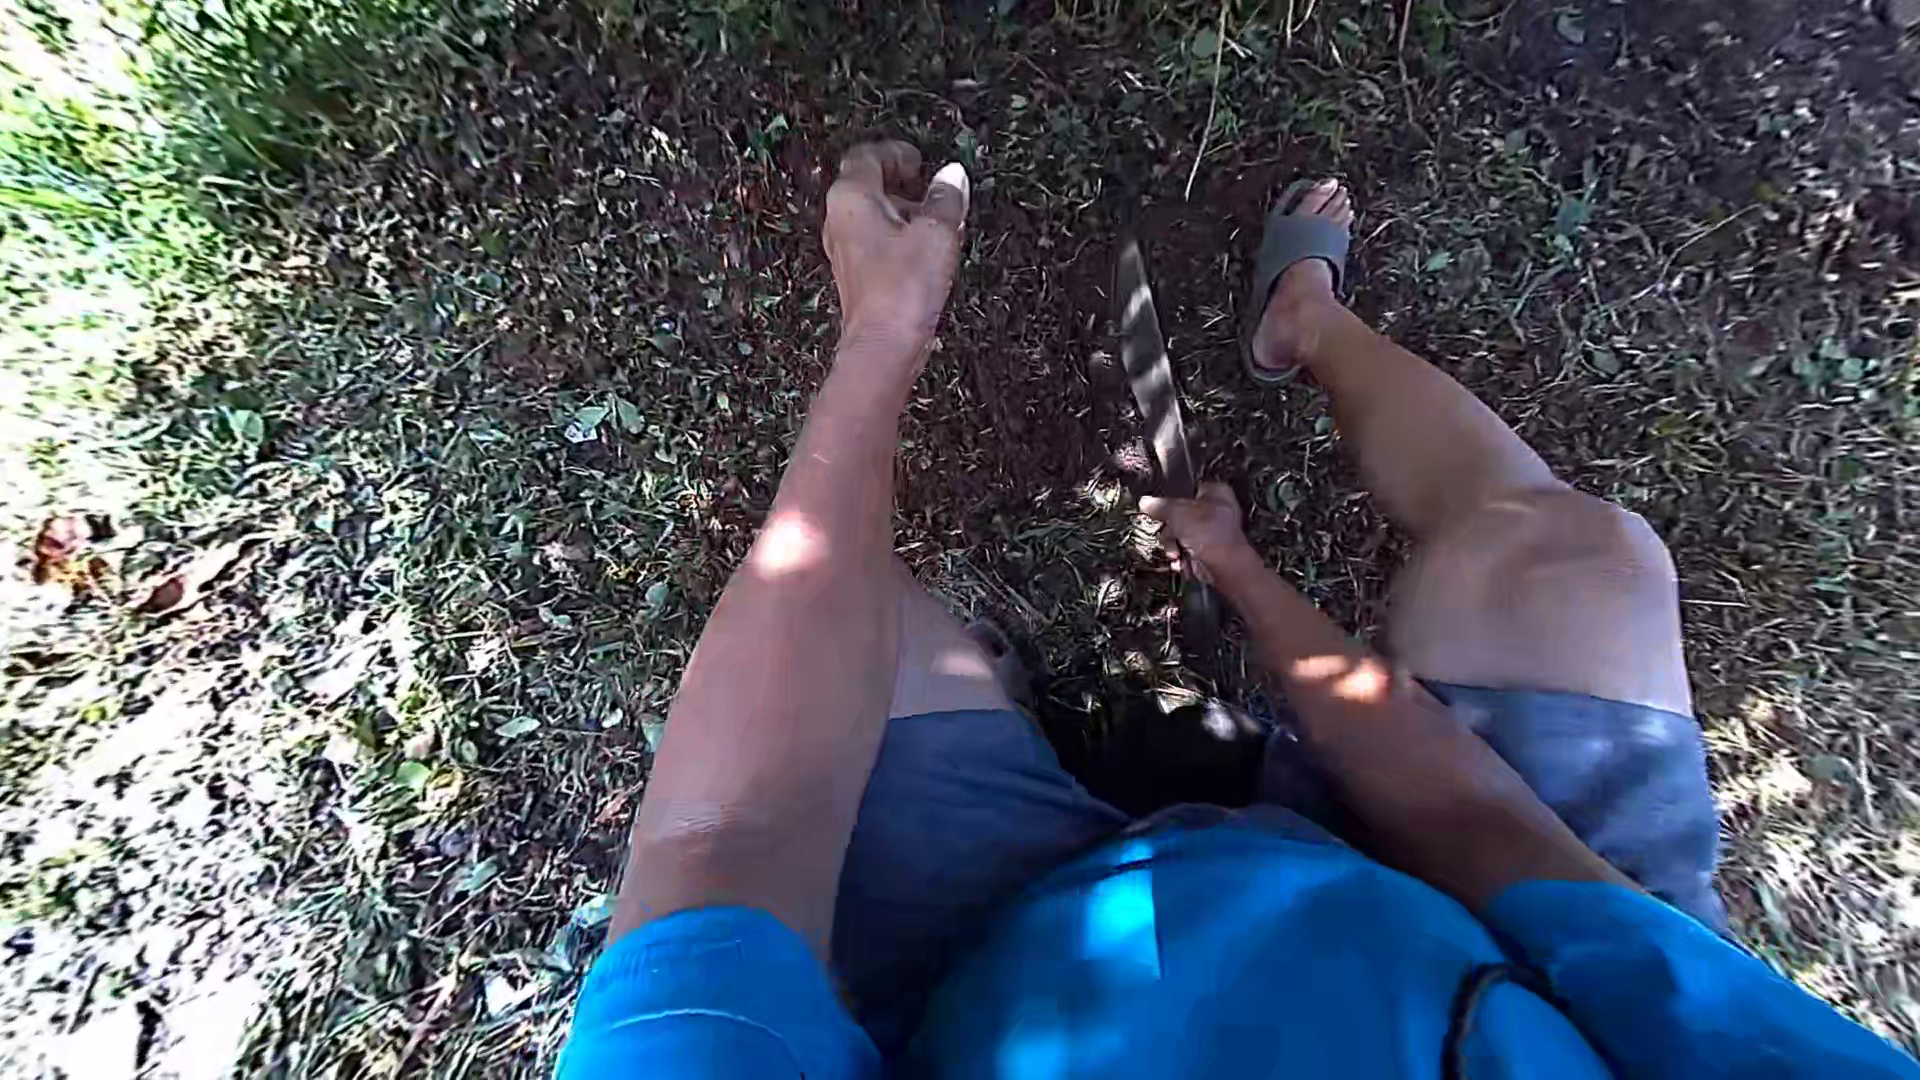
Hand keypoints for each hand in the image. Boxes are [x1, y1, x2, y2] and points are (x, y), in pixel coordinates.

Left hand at [823, 141, 968, 351]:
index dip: (896, 154)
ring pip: (875, 223)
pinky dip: (900, 245)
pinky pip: (878, 251)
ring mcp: (845, 255)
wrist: (884, 347)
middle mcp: (840, 223)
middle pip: (871, 190)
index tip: (920, 161)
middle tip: (935, 196)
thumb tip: (953, 177)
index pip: (868, 157)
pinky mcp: (857, 282)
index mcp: (852, 198)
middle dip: (905, 189)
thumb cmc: (903, 290)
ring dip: (906, 220)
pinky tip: (927, 260)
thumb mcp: (936, 234)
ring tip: (939, 230)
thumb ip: (946, 200)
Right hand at [1140, 482, 1250, 570]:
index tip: (1158, 506)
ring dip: (1171, 544)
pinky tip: (1180, 559)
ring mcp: (1209, 531)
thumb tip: (1145, 502)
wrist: (1224, 567)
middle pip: (1178, 514)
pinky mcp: (1205, 550)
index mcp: (1215, 492)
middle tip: (1169, 532)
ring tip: (1175, 552)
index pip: (1187, 488)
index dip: (1171, 497)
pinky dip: (1178, 555)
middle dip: (1169, 529)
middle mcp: (1214, 510)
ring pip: (1177, 533)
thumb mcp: (1178, 513)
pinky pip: (1182, 548)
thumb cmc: (1209, 534)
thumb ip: (1160, 506)